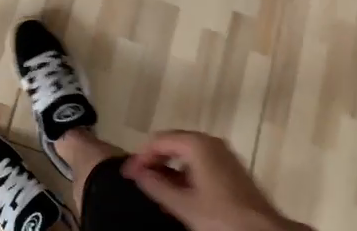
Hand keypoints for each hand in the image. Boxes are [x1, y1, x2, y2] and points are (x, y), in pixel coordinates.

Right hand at [122, 132, 304, 230]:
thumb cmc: (221, 217)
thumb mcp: (184, 205)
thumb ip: (157, 186)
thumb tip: (136, 172)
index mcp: (197, 143)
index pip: (160, 140)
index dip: (141, 156)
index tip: (126, 173)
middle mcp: (210, 141)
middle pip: (173, 142)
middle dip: (154, 159)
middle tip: (138, 179)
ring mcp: (222, 152)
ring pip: (186, 153)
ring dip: (169, 167)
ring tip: (155, 187)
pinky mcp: (229, 166)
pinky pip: (199, 161)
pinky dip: (184, 171)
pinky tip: (178, 191)